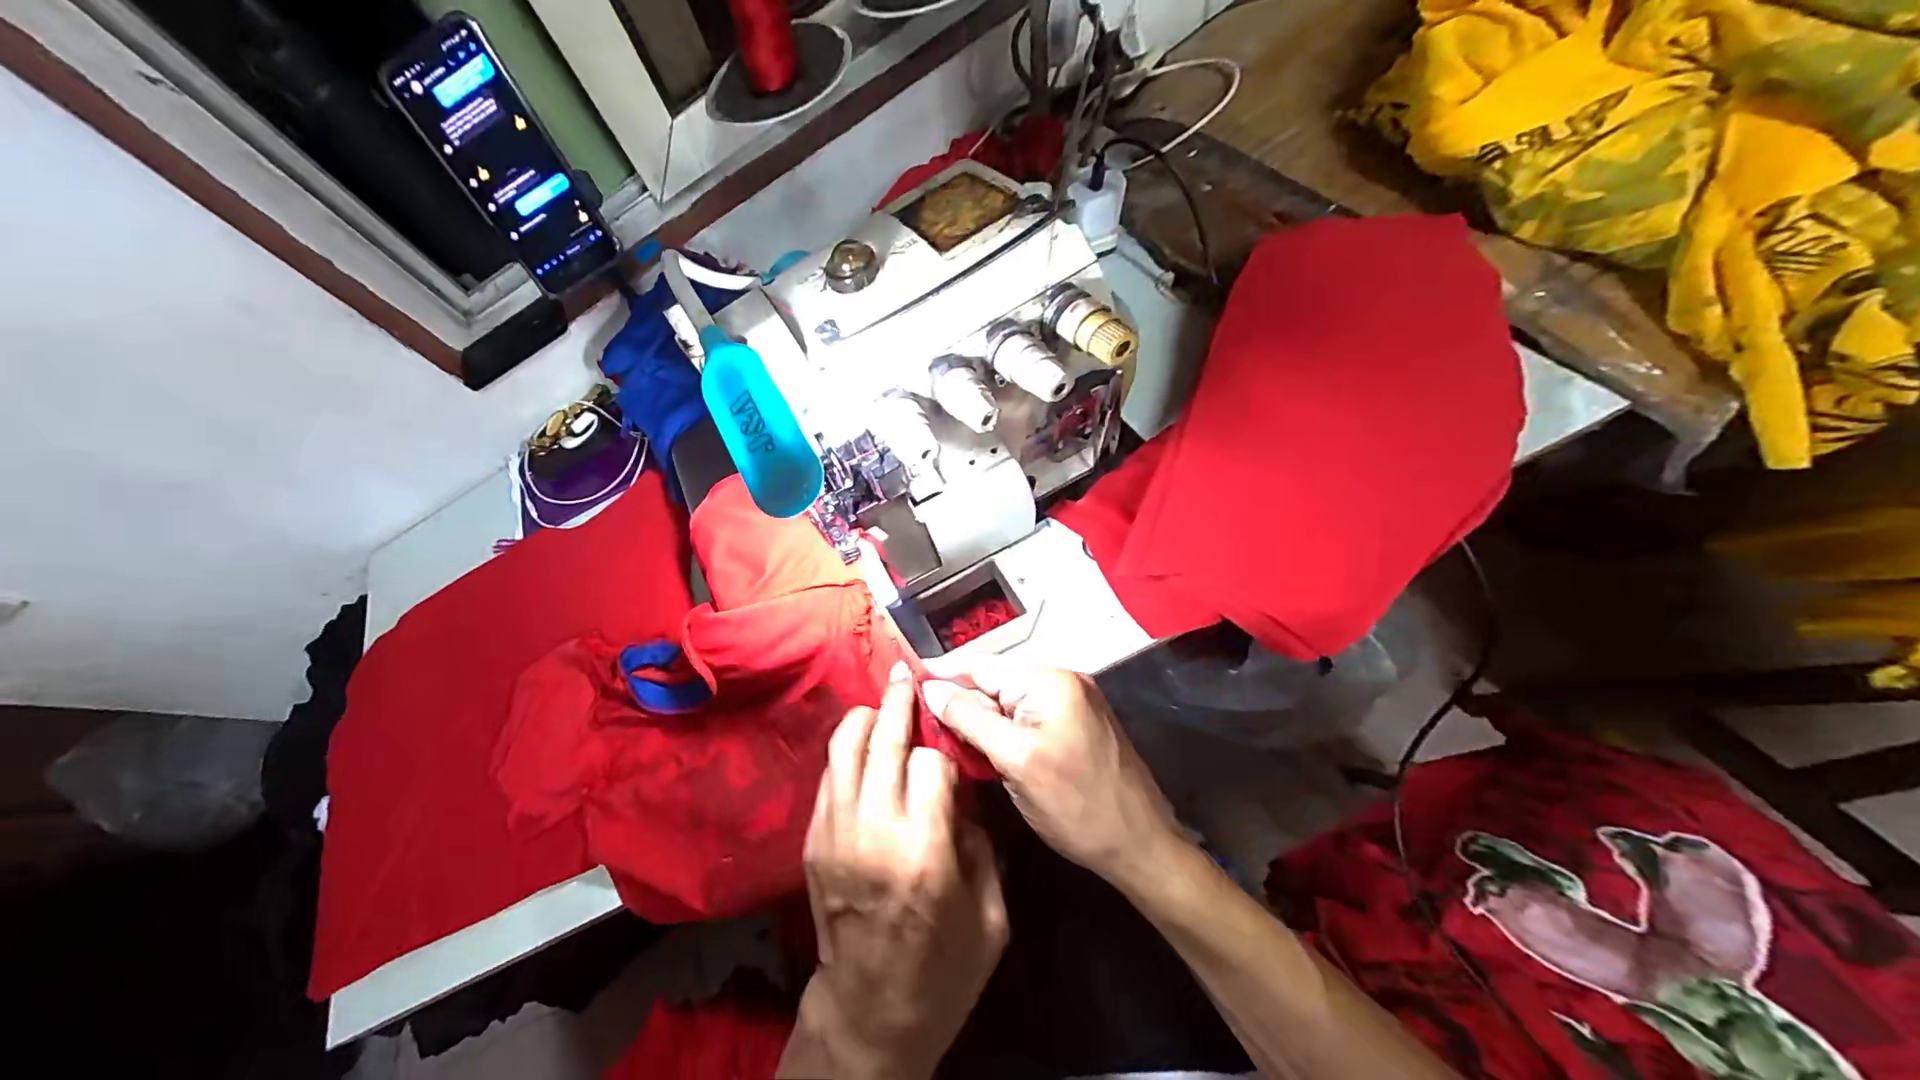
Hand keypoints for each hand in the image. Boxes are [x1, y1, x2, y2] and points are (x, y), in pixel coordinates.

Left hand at [797, 665, 1007, 1079]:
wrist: (872, 1013)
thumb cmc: (944, 970)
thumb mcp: (991, 914)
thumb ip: (980, 842)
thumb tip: (961, 791)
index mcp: (925, 851)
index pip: (930, 762)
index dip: (943, 749)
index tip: (950, 746)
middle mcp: (874, 831)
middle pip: (882, 742)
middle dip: (898, 703)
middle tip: (906, 675)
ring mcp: (835, 834)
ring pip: (844, 749)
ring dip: (865, 719)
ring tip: (882, 703)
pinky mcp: (814, 842)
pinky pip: (828, 776)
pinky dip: (845, 752)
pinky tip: (861, 744)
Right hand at [920, 665, 1182, 891]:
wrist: (1140, 845)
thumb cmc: (1077, 806)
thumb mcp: (1015, 761)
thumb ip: (971, 719)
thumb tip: (929, 688)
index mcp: (1049, 680)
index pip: (980, 666)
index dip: (941, 679)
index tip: (905, 693)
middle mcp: (1062, 680)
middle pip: (993, 684)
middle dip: (961, 705)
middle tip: (925, 731)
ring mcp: (1072, 702)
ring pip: (1007, 703)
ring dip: (980, 721)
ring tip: (948, 744)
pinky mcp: (1075, 725)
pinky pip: (1027, 718)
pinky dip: (1003, 732)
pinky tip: (984, 753)